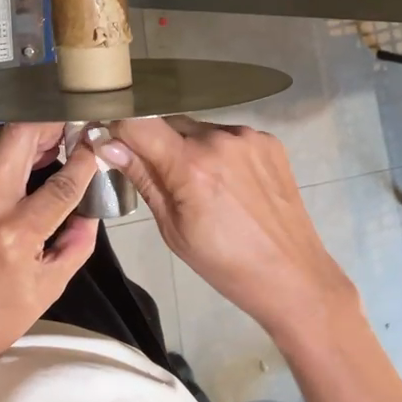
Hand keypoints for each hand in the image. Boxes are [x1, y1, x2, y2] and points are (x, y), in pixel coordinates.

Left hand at [0, 123, 100, 367]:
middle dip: (49, 124)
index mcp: (16, 233)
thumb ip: (79, 241)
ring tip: (51, 141)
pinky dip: (7, 152)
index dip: (84, 160)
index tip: (97, 143)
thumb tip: (92, 205)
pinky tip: (23, 161)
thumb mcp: (51, 285)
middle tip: (70, 128)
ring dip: (28, 134)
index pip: (60, 184)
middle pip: (19, 136)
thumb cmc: (2, 312)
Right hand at [96, 117, 354, 338]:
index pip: (139, 123)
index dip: (119, 127)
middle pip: (170, 124)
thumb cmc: (225, 264)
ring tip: (204, 186)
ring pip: (199, 129)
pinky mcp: (268, 140)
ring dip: (191, 146)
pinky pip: (227, 135)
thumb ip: (143, 179)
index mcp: (191, 167)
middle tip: (163, 177)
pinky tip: (231, 183)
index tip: (109, 138)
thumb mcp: (173, 229)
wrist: (294, 278)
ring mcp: (248, 137)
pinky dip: (220, 151)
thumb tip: (106, 144)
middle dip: (157, 143)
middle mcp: (219, 140)